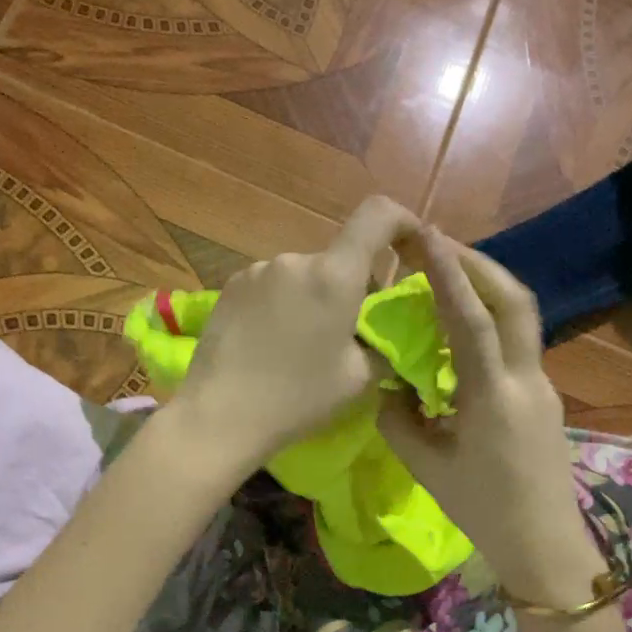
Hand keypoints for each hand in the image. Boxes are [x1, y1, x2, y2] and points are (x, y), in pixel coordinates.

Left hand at [168, 196, 418, 468]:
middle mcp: (295, 260)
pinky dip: (283, 306)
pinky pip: (272, 287)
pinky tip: (270, 345)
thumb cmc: (297, 399)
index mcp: (335, 275)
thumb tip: (384, 331)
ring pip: (303, 276)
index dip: (402, 222)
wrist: (220, 416)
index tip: (411, 248)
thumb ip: (381, 342)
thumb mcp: (358, 378)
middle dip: (351, 287)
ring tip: (302, 346)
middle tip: (348, 333)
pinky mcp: (230, 287)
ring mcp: (258, 271)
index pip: (378, 215)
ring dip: (313, 298)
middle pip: (338, 259)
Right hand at [378, 228, 607, 606]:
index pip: (472, 319)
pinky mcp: (544, 397)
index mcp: (493, 396)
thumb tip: (389, 384)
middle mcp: (525, 379)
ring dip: (488, 287)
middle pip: (515, 300)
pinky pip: (518, 343)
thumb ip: (399, 418)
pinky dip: (492, 320)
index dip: (448, 273)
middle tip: (439, 245)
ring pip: (522, 318)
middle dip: (478, 264)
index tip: (427, 236)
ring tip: (448, 276)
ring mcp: (542, 386)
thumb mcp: (426, 466)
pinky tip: (463, 331)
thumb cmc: (480, 509)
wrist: (542, 542)